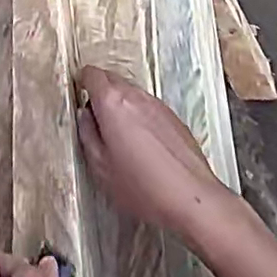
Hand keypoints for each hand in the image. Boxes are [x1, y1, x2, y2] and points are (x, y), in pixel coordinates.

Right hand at [76, 66, 236, 240]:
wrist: (196, 203)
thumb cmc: (145, 187)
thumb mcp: (100, 165)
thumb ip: (86, 132)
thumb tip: (85, 117)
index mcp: (111, 101)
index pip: (90, 73)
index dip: (82, 82)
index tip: (80, 95)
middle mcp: (135, 96)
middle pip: (111, 78)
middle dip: (101, 91)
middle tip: (97, 117)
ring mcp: (158, 106)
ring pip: (131, 93)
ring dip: (122, 104)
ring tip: (122, 134)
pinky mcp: (177, 121)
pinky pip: (150, 108)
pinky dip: (142, 116)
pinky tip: (145, 144)